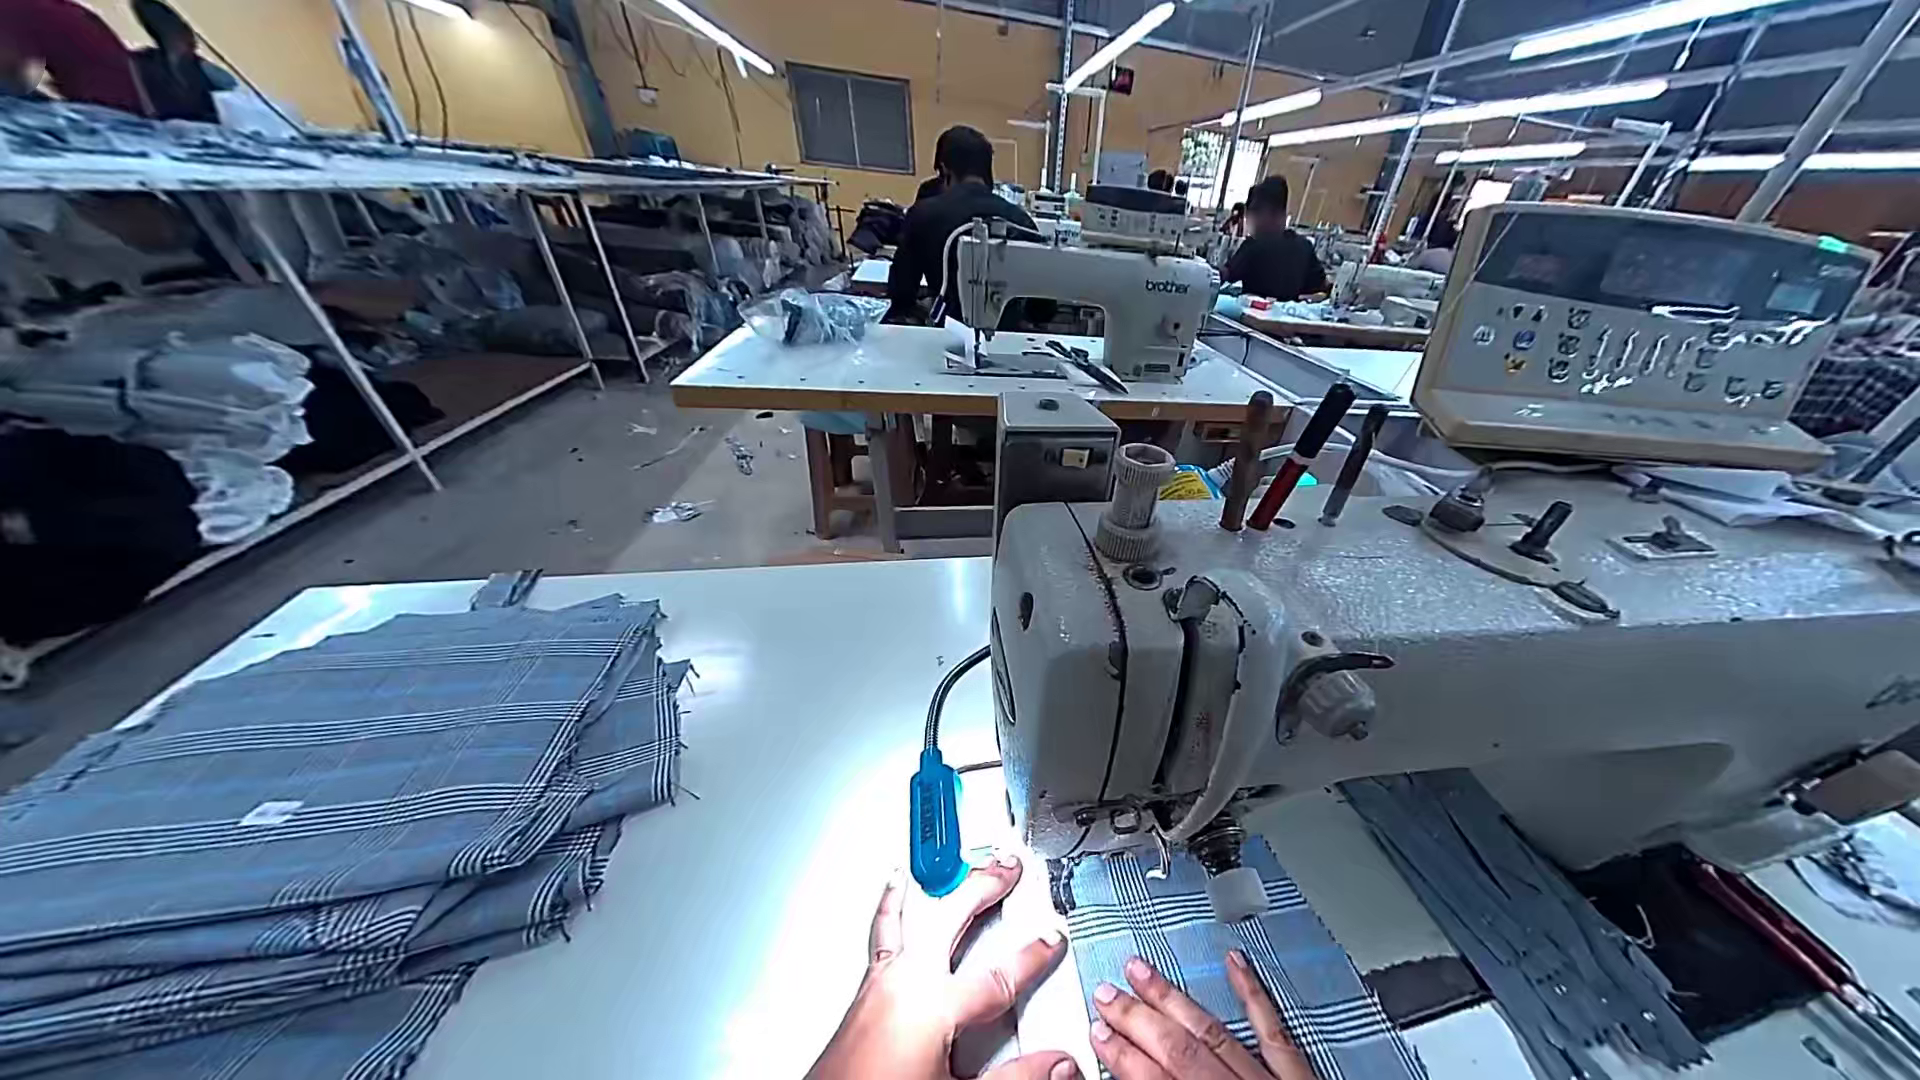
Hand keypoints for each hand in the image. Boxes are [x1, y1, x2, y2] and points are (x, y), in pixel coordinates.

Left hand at [807, 852, 1079, 1079]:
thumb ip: (1014, 1077)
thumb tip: (1056, 1063)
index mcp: (934, 1007)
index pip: (997, 976)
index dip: (1031, 956)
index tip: (1051, 938)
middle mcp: (906, 981)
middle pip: (954, 918)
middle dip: (985, 888)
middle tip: (1010, 869)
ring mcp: (884, 978)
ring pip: (921, 914)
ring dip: (948, 887)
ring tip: (963, 863)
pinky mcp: (868, 985)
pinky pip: (885, 928)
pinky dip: (893, 903)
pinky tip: (896, 884)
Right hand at [1088, 951, 1317, 1079]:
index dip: (1124, 1058)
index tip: (1097, 1034)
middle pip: (1182, 1052)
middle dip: (1138, 1020)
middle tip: (1105, 993)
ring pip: (1216, 1035)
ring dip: (1174, 1000)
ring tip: (1141, 970)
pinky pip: (1278, 1036)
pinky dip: (1254, 996)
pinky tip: (1235, 963)